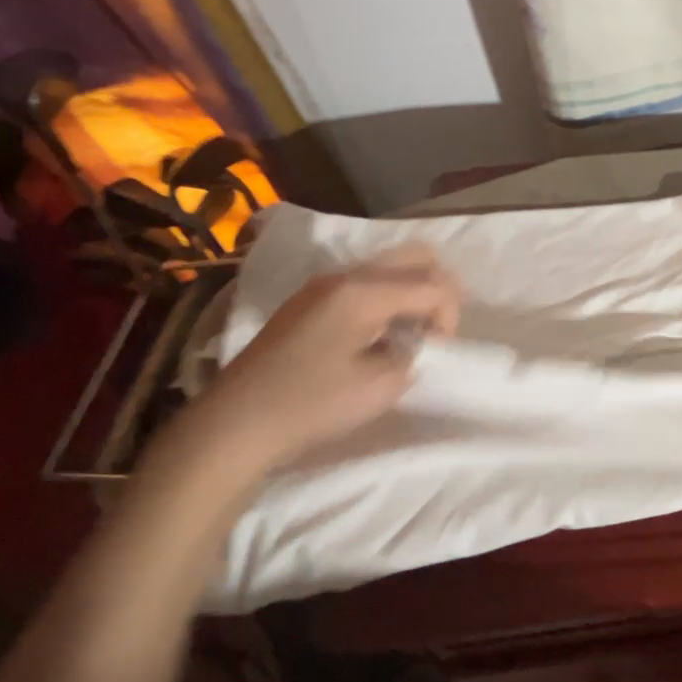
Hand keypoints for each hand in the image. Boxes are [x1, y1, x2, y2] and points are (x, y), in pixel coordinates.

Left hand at [180, 245, 461, 469]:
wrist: (232, 425)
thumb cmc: (311, 404)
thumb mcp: (381, 385)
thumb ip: (413, 352)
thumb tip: (415, 340)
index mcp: (363, 291)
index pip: (433, 283)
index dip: (449, 315)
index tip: (438, 350)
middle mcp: (344, 276)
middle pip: (414, 257)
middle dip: (438, 289)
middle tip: (435, 331)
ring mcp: (321, 286)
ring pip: (389, 268)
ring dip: (411, 294)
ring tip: (407, 337)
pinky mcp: (307, 303)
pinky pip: (364, 284)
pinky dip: (386, 300)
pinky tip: (377, 337)